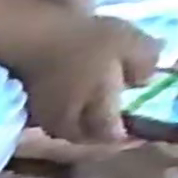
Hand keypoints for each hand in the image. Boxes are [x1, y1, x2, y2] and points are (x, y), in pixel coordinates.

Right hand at [20, 15, 158, 143]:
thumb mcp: (132, 43)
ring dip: (79, 129)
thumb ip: (146, 64)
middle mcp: (70, 119)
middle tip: (114, 124)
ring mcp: (46, 116)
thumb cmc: (87, 41)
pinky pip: (50, 122)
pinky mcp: (31, 108)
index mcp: (97, 109)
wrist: (35, 39)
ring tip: (90, 117)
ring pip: (65, 132)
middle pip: (84, 138)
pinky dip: (62, 119)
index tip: (140, 133)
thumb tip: (145, 81)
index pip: (111, 134)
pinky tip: (68, 107)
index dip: (127, 137)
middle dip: (99, 135)